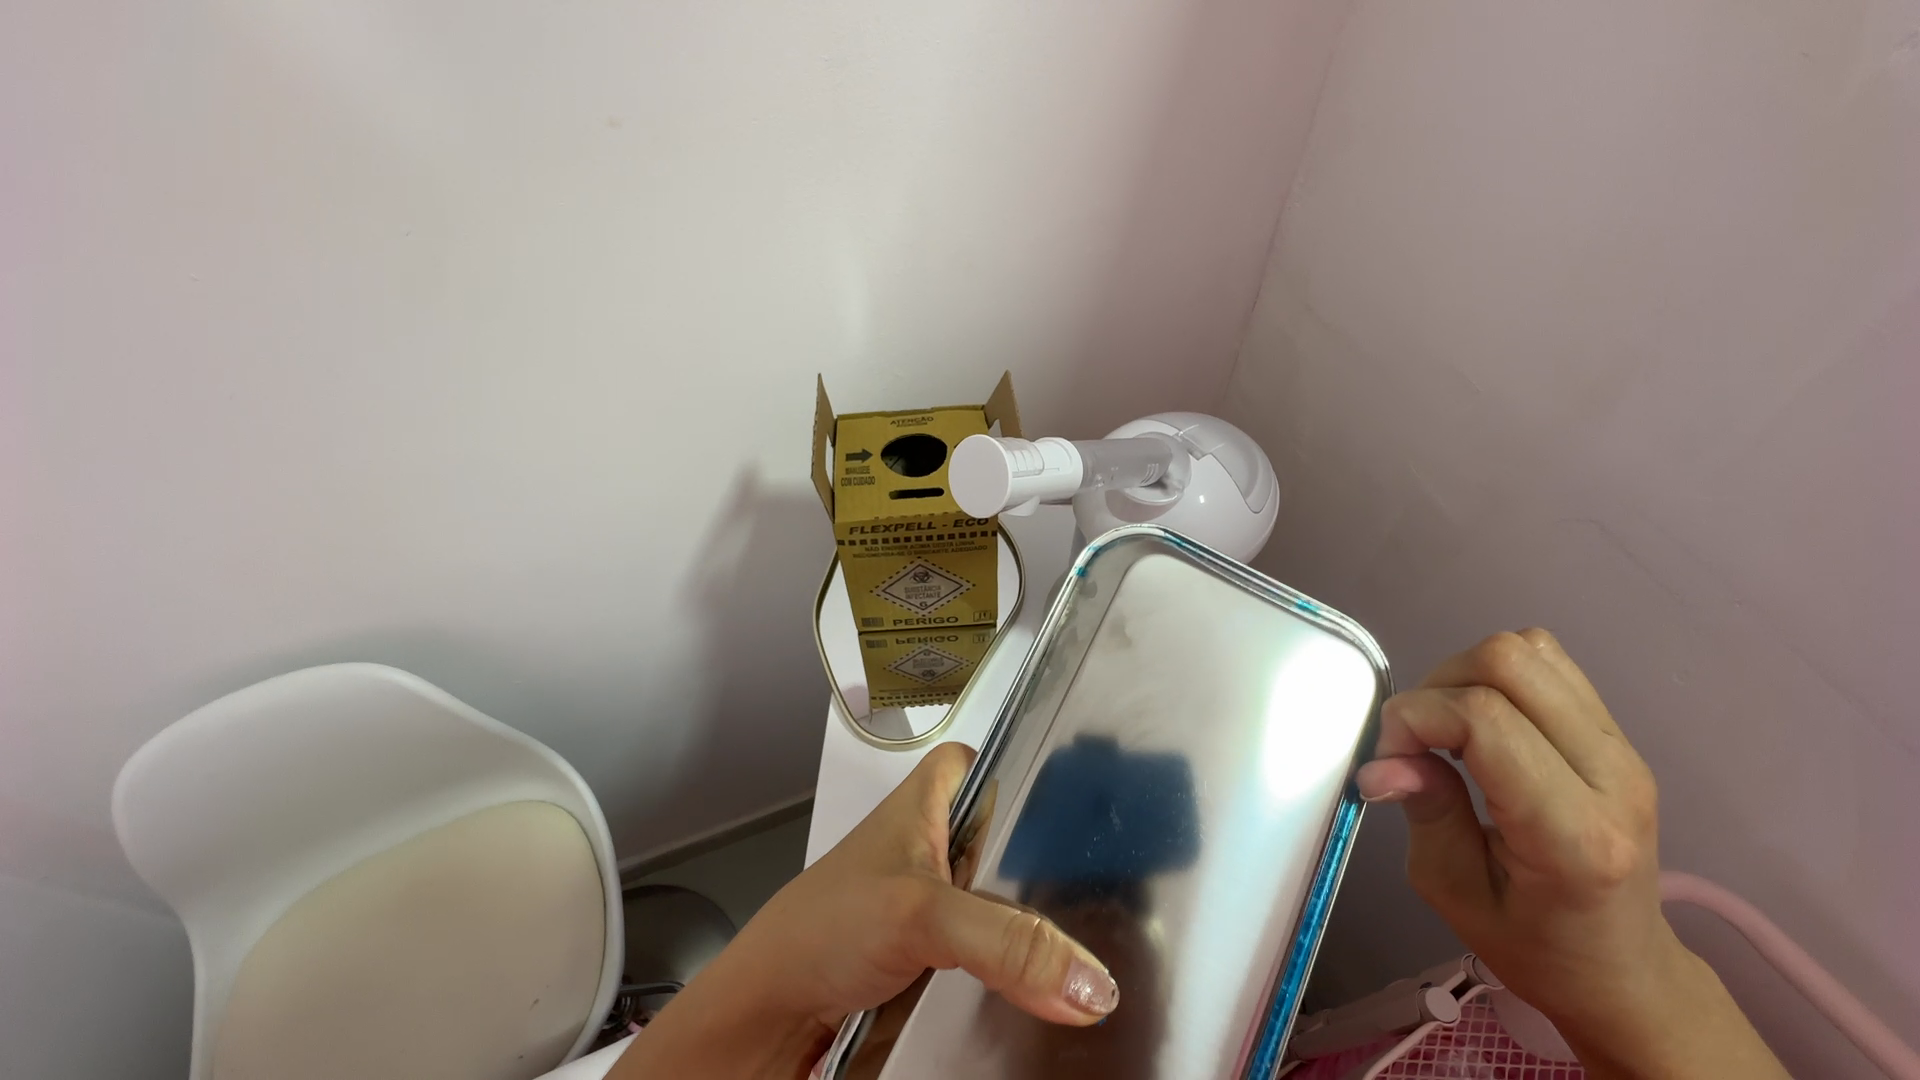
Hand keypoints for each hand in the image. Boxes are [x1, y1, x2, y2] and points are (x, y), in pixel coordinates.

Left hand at [612, 743, 1117, 1079]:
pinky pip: (993, 945)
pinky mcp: (936, 949)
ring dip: (1037, 918)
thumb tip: (1088, 977)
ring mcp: (936, 897)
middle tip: (1111, 872)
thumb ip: (1006, 941)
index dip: (1025, 762)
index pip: (983, 758)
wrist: (774, 1009)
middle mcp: (933, 842)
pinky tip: (1047, 977)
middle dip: (1050, 854)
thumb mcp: (919, 915)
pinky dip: (1018, 961)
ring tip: (1094, 932)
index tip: (1082, 779)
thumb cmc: (818, 929)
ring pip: (1004, 893)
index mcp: (925, 802)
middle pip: (1007, 830)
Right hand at [1356, 629, 1786, 1078]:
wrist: (1623, 968)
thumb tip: (1383, 762)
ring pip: (1529, 649)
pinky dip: (1495, 675)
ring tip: (1447, 727)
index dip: (1415, 718)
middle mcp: (1611, 776)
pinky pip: (1548, 663)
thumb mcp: (1451, 890)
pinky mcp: (1617, 735)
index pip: (1484, 719)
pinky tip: (1480, 722)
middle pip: (1509, 663)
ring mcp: (1622, 749)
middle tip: (1417, 739)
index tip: (1389, 758)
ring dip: (1465, 674)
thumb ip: (1423, 810)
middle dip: (1437, 687)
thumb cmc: (1530, 942)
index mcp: (1572, 834)